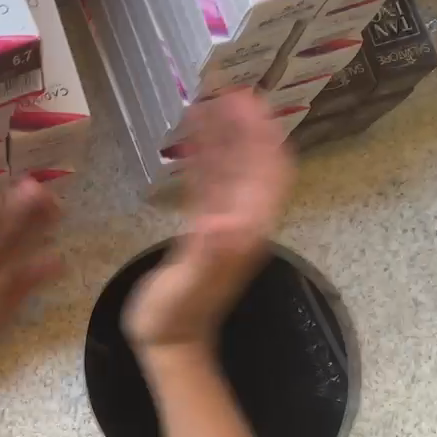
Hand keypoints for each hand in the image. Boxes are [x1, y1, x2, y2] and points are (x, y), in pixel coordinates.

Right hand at [122, 90, 292, 361]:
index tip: (246, 100)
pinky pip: (209, 187)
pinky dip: (205, 160)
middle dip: (247, 127)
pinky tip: (192, 139)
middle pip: (254, 164)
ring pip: (233, 171)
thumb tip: (222, 223)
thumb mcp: (186, 289)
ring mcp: (225, 227)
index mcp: (243, 233)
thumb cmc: (172, 321)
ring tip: (209, 102)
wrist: (171, 346)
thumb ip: (206, 256)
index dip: (260, 135)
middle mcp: (241, 224)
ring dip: (226, 137)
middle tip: (227, 90)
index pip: (266, 172)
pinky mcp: (204, 231)